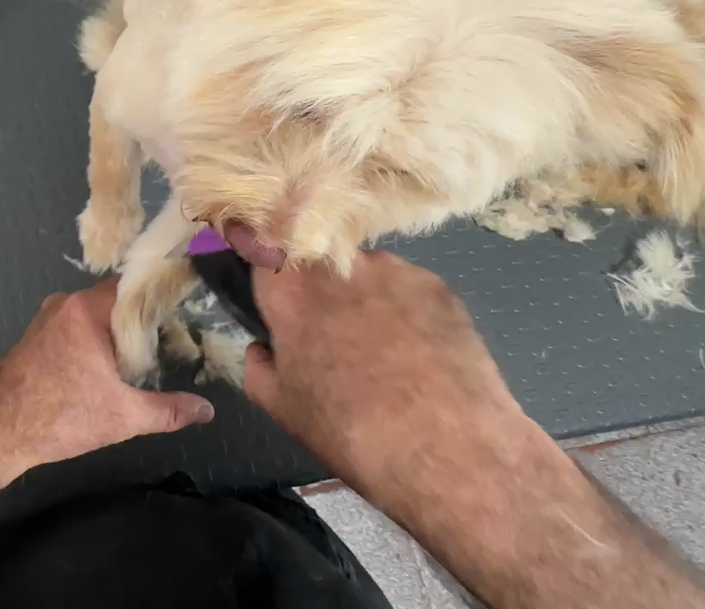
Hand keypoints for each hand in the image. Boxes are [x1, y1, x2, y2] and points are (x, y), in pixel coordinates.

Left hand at [0, 280, 213, 494]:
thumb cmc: (63, 416)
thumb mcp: (124, 416)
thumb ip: (169, 410)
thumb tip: (207, 411)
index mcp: (87, 309)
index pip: (132, 284)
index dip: (158, 293)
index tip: (185, 306)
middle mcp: (66, 302)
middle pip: (114, 300)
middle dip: (140, 319)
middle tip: (170, 340)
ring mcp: (46, 317)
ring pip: (93, 315)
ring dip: (114, 332)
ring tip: (143, 357)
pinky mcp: (35, 334)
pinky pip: (74, 326)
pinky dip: (92, 339)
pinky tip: (106, 367)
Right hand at [242, 251, 530, 489]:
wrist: (447, 453)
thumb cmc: (348, 429)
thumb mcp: (280, 407)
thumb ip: (257, 366)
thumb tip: (263, 349)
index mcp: (288, 288)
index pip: (264, 252)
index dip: (272, 277)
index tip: (279, 302)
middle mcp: (335, 264)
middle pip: (317, 261)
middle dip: (319, 290)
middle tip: (332, 336)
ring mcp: (390, 269)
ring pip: (364, 274)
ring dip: (365, 299)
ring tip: (387, 350)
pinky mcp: (437, 284)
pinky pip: (408, 289)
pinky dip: (407, 311)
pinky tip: (421, 353)